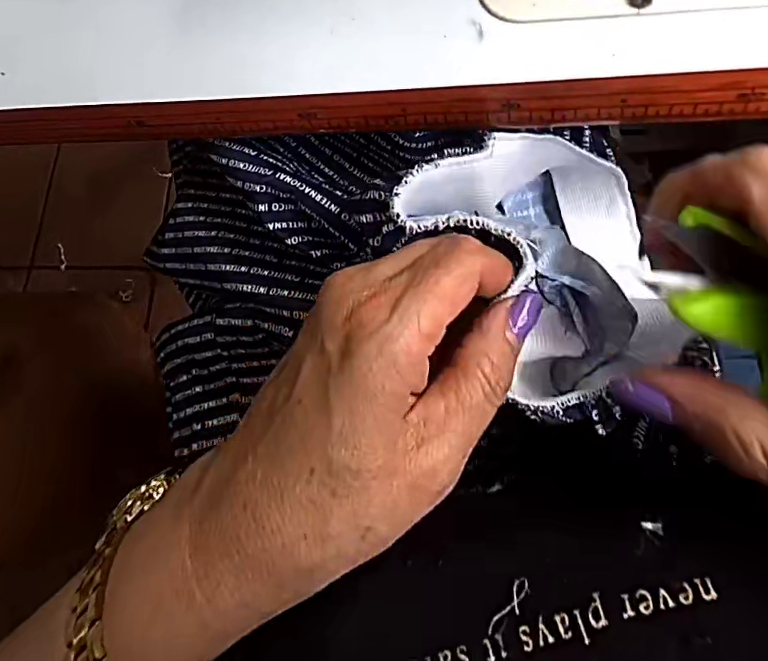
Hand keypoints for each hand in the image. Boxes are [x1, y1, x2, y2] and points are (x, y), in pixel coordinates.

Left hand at [102, 235, 538, 659]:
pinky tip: (417, 357)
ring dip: (450, 293)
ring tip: (449, 362)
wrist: (249, 520)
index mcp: (385, 325)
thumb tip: (519, 309)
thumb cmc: (344, 502)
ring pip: (421, 259)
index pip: (465, 256)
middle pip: (444, 248)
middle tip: (484, 349)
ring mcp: (335, 293)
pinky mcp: (327, 304)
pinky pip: (393, 276)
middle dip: (479, 284)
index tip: (511, 323)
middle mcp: (355, 290)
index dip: (502, 278)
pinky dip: (422, 300)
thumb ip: (487, 367)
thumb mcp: (438, 450)